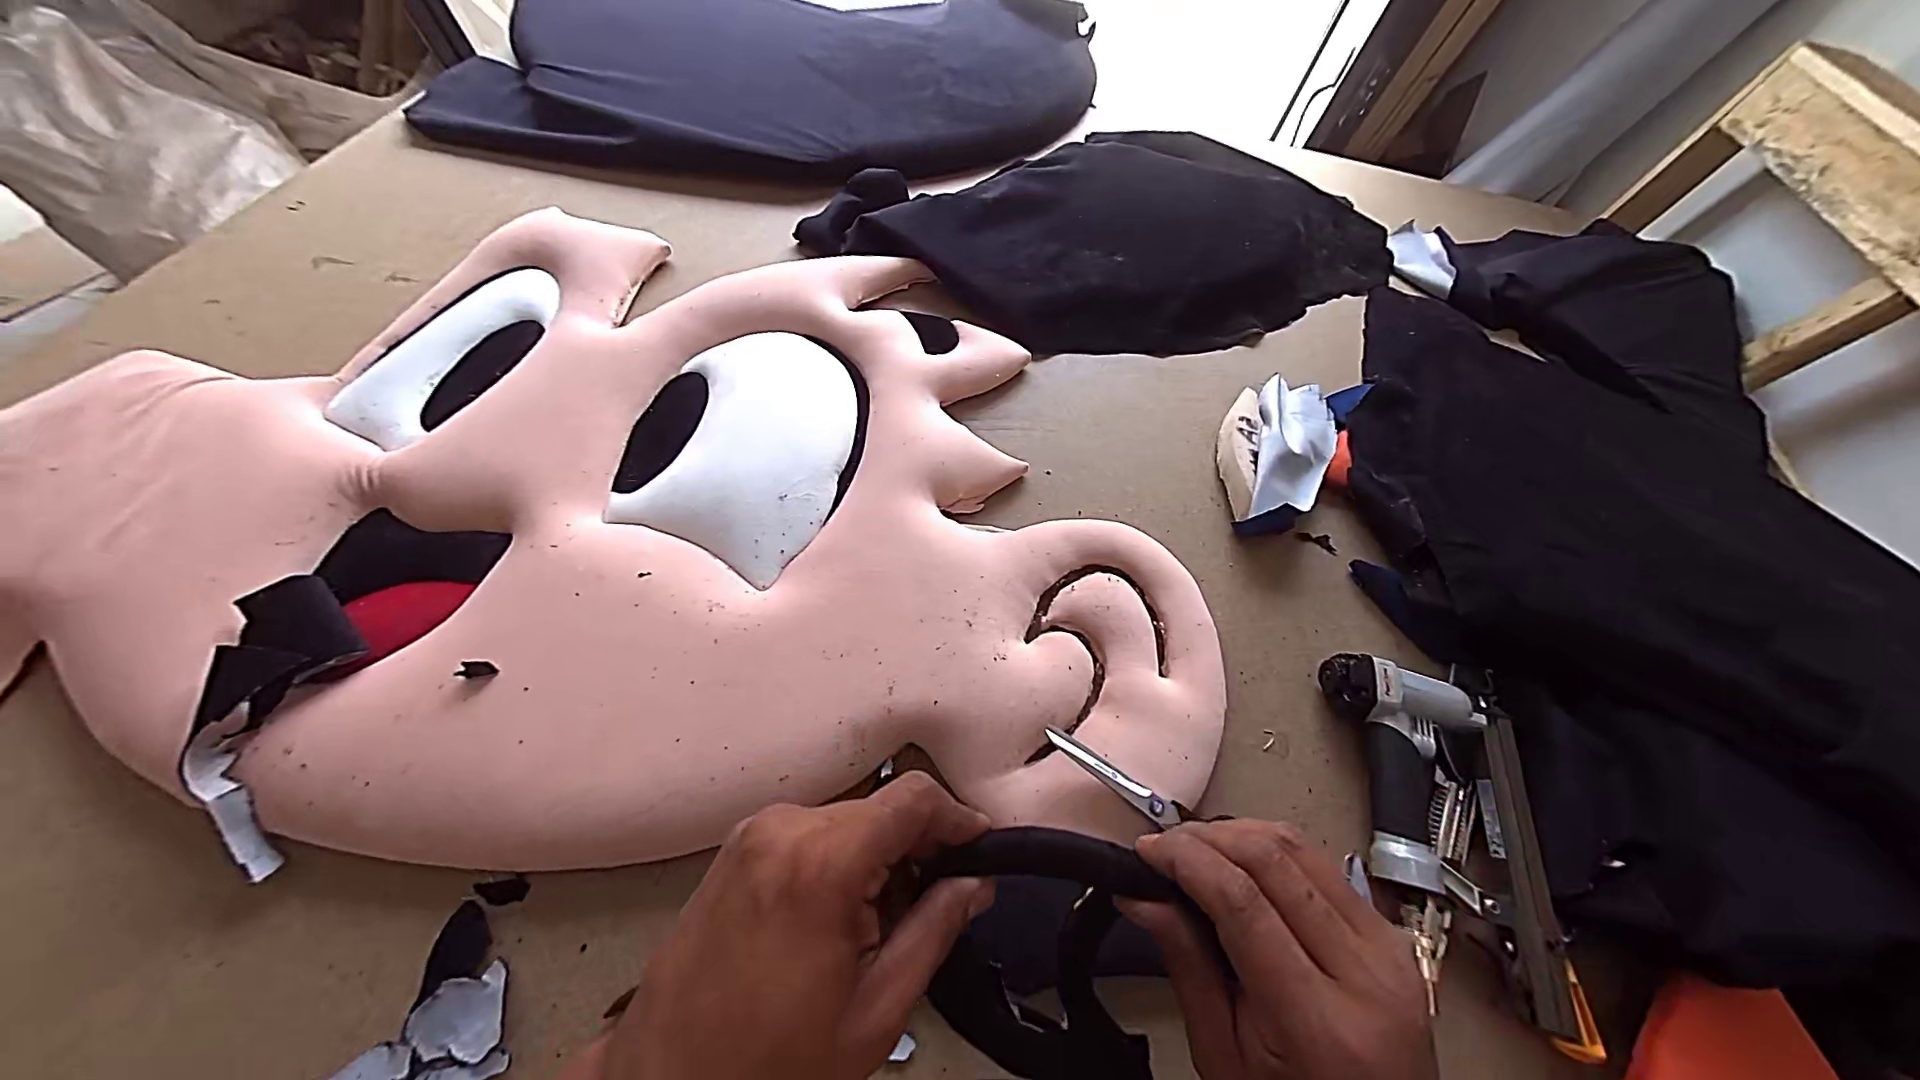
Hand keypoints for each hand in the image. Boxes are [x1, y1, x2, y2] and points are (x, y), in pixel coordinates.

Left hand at [583, 773, 994, 1079]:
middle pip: (882, 806)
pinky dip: (843, 854)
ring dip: (880, 852)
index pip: (913, 797)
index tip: (977, 844)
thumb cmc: (766, 1065)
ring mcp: (755, 832)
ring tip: (882, 918)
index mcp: (820, 862)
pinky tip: (843, 909)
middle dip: (918, 843)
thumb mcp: (874, 1010)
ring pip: (850, 816)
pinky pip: (814, 828)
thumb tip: (973, 884)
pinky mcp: (740, 845)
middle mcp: (783, 828)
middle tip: (936, 896)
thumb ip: (935, 929)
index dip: (956, 816)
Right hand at [1119, 820, 1436, 1079]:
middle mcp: (1366, 977)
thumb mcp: (1224, 1055)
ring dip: (1235, 832)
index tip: (1150, 851)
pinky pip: (1319, 861)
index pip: (1242, 902)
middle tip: (1166, 846)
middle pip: (1272, 858)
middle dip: (1205, 836)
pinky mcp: (1388, 932)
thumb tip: (1142, 897)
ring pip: (1297, 845)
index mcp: (1322, 1025)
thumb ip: (1186, 966)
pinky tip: (1238, 861)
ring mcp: (1386, 948)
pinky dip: (1268, 848)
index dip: (1187, 860)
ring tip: (1196, 850)